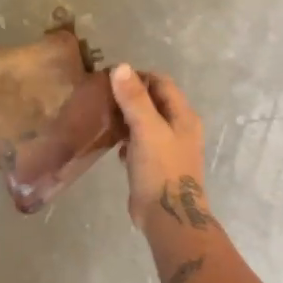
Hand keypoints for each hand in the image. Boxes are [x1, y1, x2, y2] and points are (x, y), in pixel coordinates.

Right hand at [110, 64, 215, 233]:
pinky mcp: (154, 163)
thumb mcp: (146, 130)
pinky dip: (125, 137)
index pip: (161, 83)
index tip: (107, 79)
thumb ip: (134, 100)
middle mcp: (179, 128)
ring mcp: (167, 147)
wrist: (167, 215)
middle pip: (153, 101)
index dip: (137, 76)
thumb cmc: (161, 169)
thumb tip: (120, 67)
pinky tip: (111, 143)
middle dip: (128, 95)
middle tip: (99, 96)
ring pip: (145, 122)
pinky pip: (139, 141)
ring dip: (125, 116)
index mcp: (183, 117)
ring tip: (100, 115)